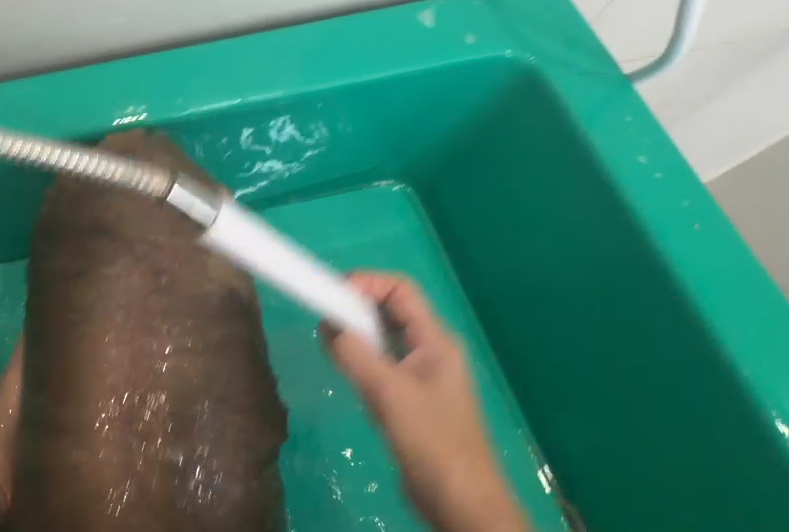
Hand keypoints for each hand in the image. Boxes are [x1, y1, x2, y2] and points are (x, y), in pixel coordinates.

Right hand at [323, 273, 529, 531]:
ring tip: (331, 344)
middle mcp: (431, 351)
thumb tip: (327, 324)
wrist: (462, 505)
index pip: (400, 289)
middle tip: (325, 318)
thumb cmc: (432, 441)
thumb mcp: (387, 392)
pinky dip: (361, 358)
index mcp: (436, 341)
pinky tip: (345, 371)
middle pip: (391, 310)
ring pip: (384, 337)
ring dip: (357, 334)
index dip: (366, 283)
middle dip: (357, 307)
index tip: (333, 296)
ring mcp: (423, 375)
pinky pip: (382, 363)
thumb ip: (354, 353)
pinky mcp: (412, 399)